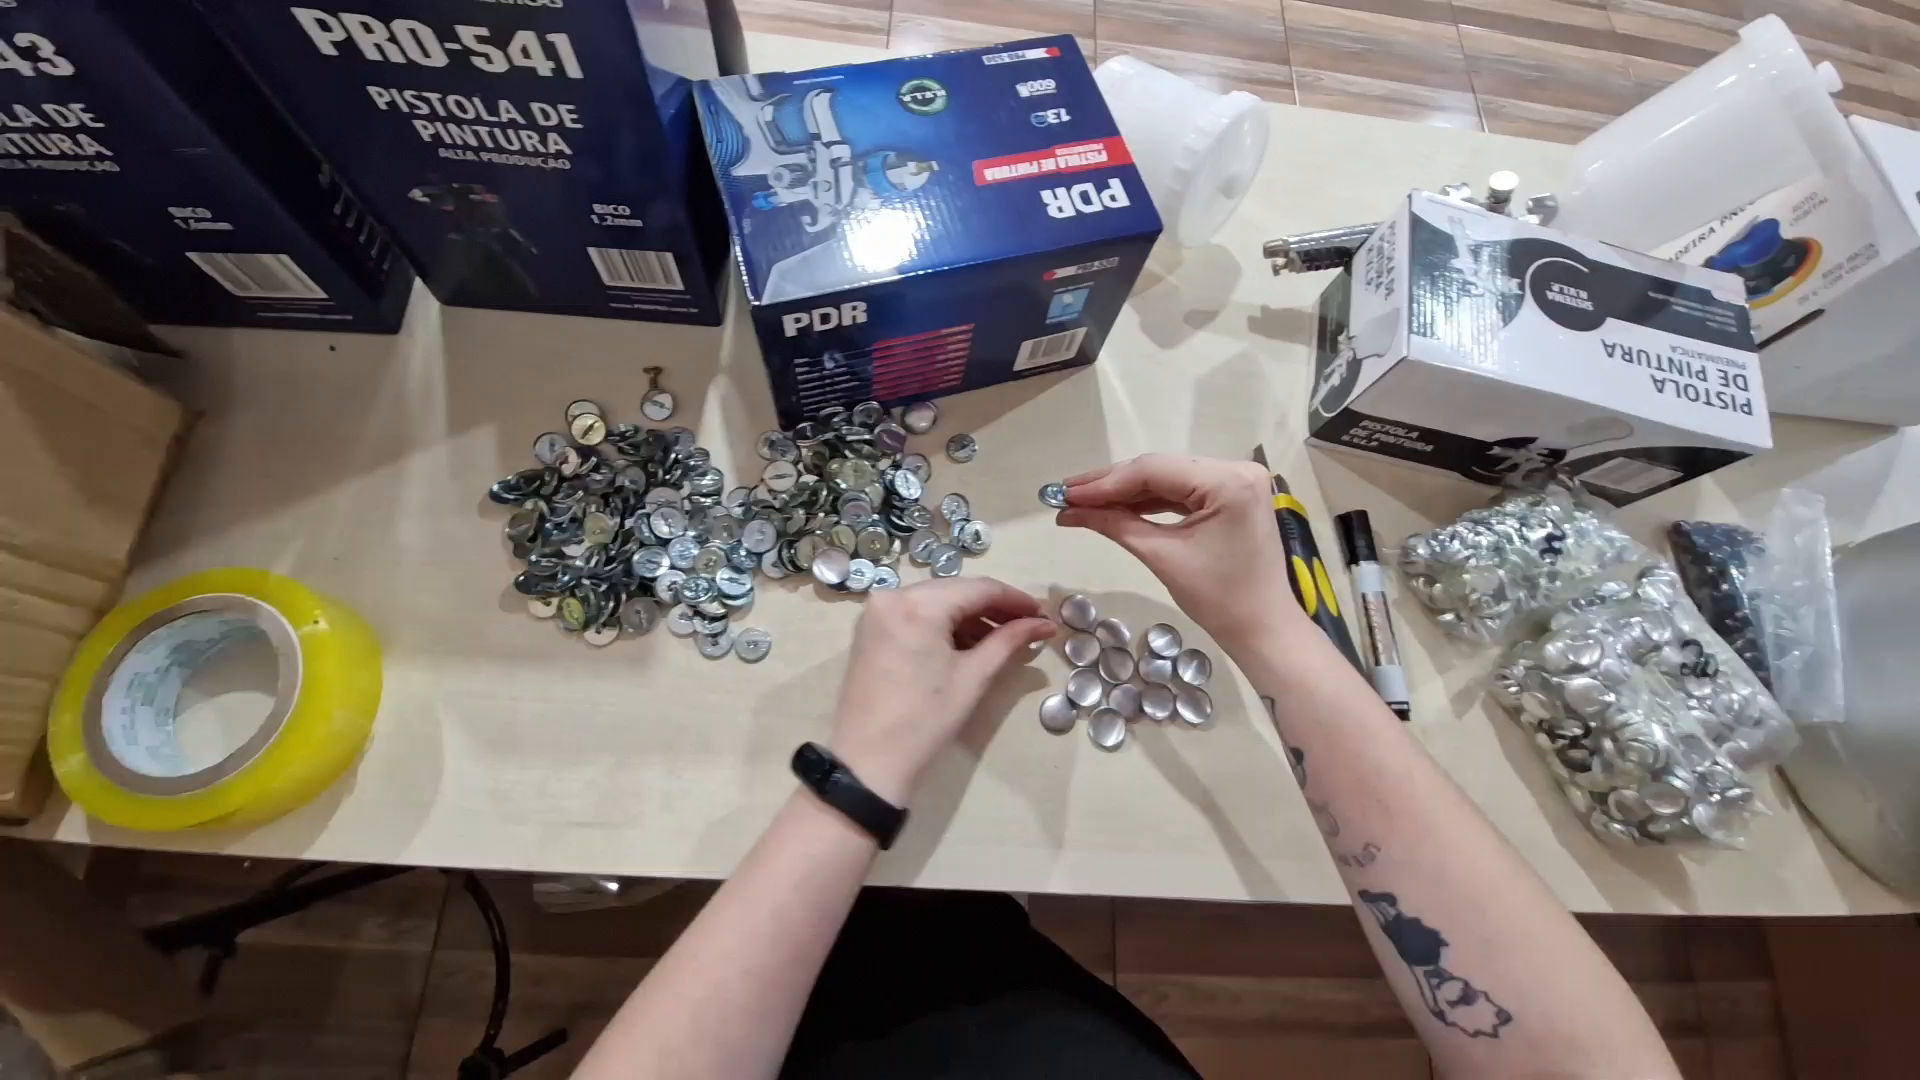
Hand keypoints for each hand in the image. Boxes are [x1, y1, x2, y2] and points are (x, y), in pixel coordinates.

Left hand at [831, 578, 1054, 805]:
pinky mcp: (870, 628)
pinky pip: (916, 613)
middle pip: (956, 590)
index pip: (978, 588)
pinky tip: (969, 643)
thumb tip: (1044, 624)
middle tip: (1028, 625)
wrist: (868, 762)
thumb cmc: (925, 721)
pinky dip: (943, 624)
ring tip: (1004, 638)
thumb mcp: (973, 677)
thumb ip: (1009, 641)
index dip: (1015, 599)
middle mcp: (891, 596)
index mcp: (917, 605)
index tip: (1042, 613)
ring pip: (936, 601)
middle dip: (993, 607)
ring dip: (969, 616)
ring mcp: (876, 611)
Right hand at [1056, 454, 1302, 650]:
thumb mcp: (1162, 556)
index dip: (1104, 483)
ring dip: (1126, 492)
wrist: (1263, 629)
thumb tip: (1070, 511)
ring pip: (1167, 479)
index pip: (1153, 470)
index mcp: (1227, 480)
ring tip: (1082, 501)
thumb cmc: (1218, 598)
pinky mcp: (1230, 497)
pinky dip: (1148, 501)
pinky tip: (1115, 506)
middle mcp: (1235, 469)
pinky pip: (1181, 492)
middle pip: (1159, 469)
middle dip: (1111, 484)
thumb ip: (1115, 524)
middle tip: (1066, 495)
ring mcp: (1235, 482)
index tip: (1065, 495)